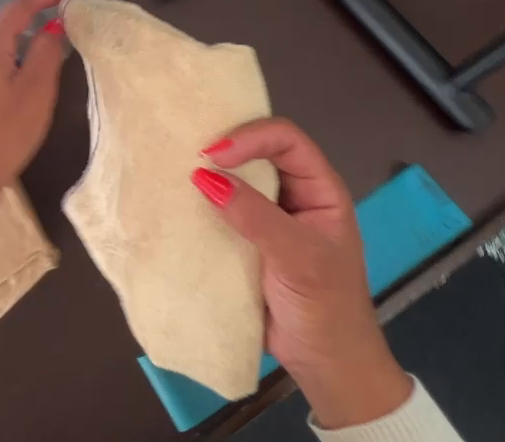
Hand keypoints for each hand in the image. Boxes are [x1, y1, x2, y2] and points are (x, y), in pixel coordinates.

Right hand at [193, 118, 411, 429]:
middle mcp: (294, 195)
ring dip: (212, 174)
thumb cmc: (326, 308)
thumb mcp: (297, 258)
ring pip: (238, 179)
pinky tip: (181, 202)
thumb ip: (254, 216)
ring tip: (178, 171)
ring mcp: (270, 218)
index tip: (214, 153)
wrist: (326, 368)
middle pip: (259, 150)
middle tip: (189, 153)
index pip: (286, 140)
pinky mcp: (246, 241)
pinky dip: (203, 203)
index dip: (252, 136)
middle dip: (226, 147)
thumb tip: (204, 176)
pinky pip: (223, 210)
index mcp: (320, 190)